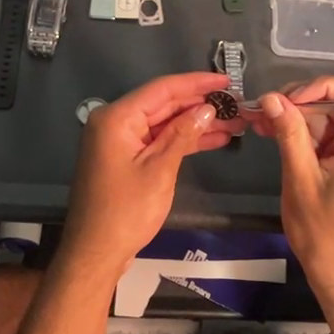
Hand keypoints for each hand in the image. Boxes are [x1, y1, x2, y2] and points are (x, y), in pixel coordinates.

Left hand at [59, 73, 244, 275]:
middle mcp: (115, 123)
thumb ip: (183, 134)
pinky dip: (182, 140)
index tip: (225, 80)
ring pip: (163, 123)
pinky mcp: (126, 158)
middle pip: (163, 105)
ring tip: (233, 121)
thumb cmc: (126, 212)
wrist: (96, 252)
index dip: (196, 83)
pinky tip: (213, 139)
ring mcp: (119, 141)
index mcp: (117, 118)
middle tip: (236, 103)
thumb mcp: (160, 170)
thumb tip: (206, 109)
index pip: (162, 90)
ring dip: (196, 123)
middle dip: (200, 104)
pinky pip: (157, 140)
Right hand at [252, 76, 333, 284]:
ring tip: (263, 123)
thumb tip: (272, 99)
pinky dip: (309, 136)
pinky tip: (279, 137)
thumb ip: (289, 134)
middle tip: (265, 111)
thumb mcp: (299, 179)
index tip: (289, 99)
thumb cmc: (322, 234)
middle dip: (303, 102)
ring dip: (300, 119)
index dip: (322, 86)